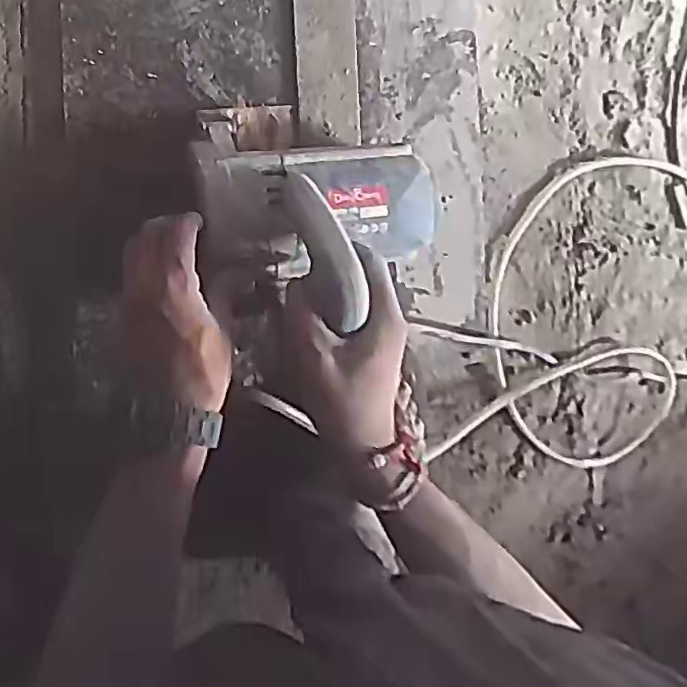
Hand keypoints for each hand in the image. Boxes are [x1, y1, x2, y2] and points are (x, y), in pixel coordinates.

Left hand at [120, 213, 232, 411]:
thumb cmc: (201, 377)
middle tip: (181, 228)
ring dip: (148, 242)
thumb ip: (223, 296)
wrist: (164, 415)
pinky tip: (158, 276)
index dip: (186, 222)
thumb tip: (232, 273)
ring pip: (131, 254)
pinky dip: (141, 265)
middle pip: (145, 237)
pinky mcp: (121, 316)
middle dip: (163, 226)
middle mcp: (145, 287)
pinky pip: (128, 276)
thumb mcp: (222, 335)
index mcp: (174, 287)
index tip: (197, 222)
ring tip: (168, 247)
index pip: (174, 236)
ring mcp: (128, 301)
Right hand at [280, 243, 407, 452]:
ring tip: (299, 284)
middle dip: (330, 264)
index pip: (368, 260)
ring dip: (329, 285)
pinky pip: (351, 309)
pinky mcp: (373, 343)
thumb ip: (301, 312)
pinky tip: (308, 310)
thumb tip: (294, 284)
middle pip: (361, 273)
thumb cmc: (343, 401)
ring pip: (355, 292)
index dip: (340, 243)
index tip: (310, 237)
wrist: (365, 448)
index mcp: (386, 315)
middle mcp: (391, 317)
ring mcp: (384, 331)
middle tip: (296, 260)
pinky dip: (331, 303)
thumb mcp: (314, 354)